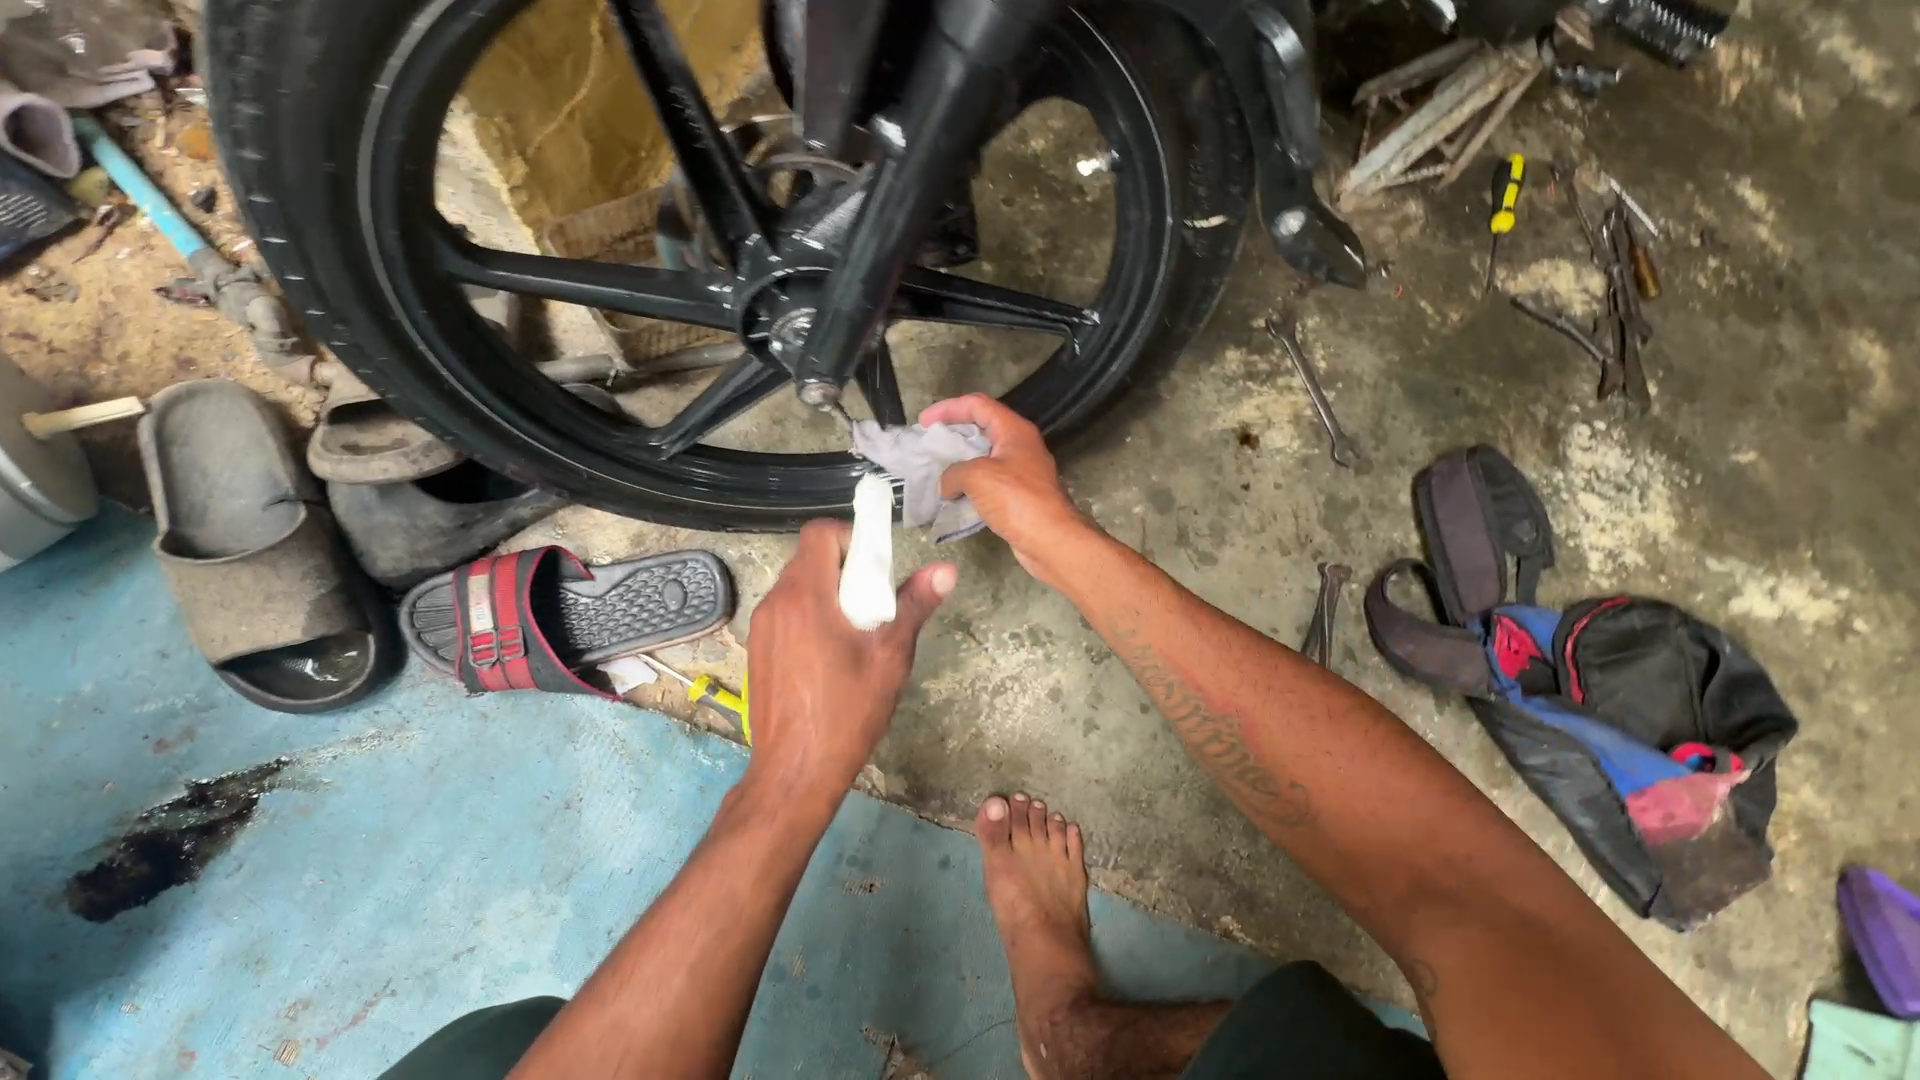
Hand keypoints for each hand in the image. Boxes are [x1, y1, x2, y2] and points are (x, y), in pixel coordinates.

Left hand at [744, 520, 955, 796]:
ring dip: (829, 594)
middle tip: (875, 604)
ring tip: (857, 634)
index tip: (876, 567)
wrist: (794, 772)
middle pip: (810, 559)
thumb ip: (914, 606)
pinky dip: (811, 617)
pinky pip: (787, 614)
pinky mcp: (758, 651)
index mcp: (805, 596)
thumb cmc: (847, 713)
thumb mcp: (890, 657)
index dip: (851, 537)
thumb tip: (946, 570)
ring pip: (798, 587)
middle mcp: (776, 603)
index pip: (820, 533)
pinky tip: (832, 657)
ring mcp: (761, 628)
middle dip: (846, 569)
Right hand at [919, 394, 1092, 583]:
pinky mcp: (1019, 495)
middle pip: (982, 427)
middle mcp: (1020, 445)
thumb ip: (954, 473)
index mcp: (1013, 430)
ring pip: (985, 456)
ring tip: (936, 469)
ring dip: (960, 460)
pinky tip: (953, 495)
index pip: (977, 405)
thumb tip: (947, 485)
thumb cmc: (1017, 500)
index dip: (948, 408)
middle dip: (953, 433)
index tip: (925, 422)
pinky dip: (970, 483)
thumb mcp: (976, 477)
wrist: (1050, 539)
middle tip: (929, 443)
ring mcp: (1022, 471)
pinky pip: (989, 480)